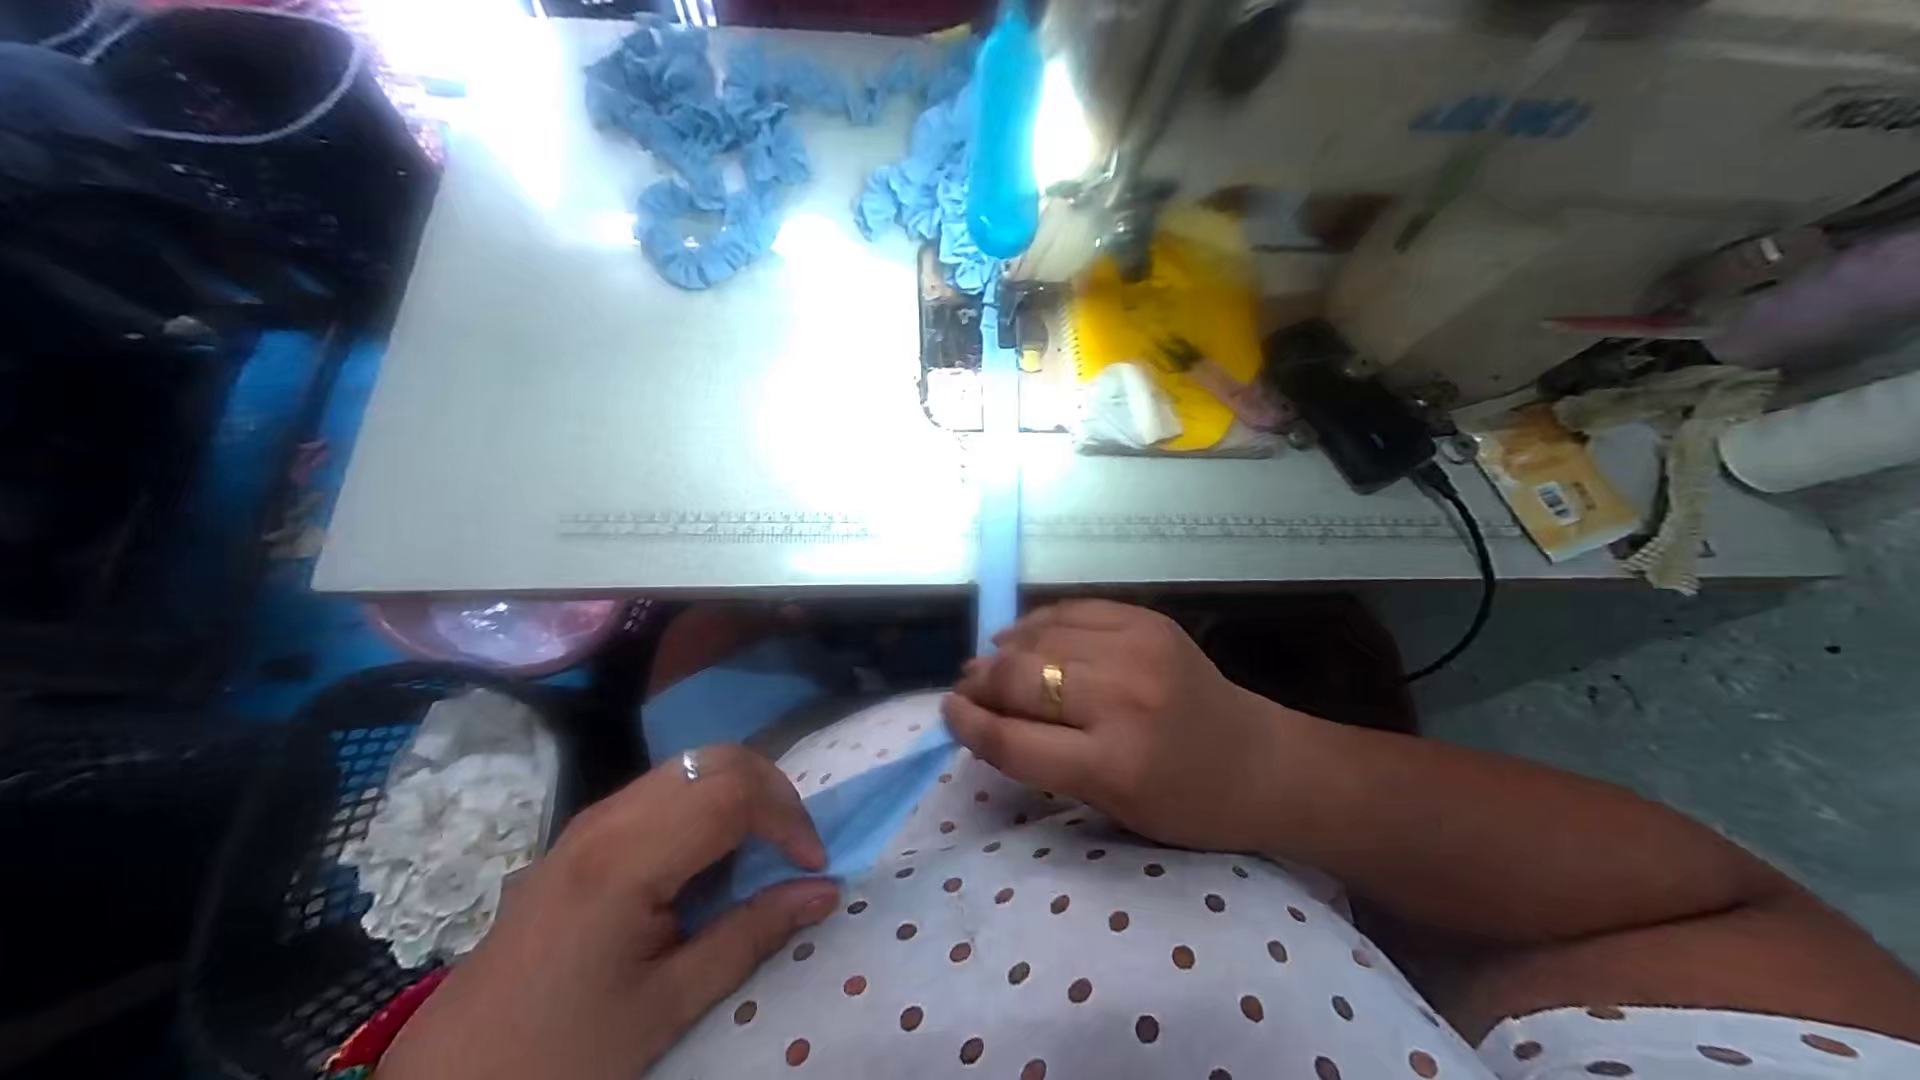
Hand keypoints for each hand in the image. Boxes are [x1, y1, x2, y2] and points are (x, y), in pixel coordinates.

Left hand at [380, 745, 837, 1079]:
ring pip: (692, 764)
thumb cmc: (563, 1052)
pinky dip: (709, 803)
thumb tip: (825, 892)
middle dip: (773, 791)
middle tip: (795, 848)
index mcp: (626, 857)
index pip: (733, 794)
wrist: (451, 1079)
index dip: (788, 818)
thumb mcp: (667, 1004)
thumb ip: (752, 935)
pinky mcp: (586, 831)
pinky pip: (666, 789)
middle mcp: (609, 817)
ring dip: (742, 792)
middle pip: (717, 760)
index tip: (813, 866)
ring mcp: (592, 818)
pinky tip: (711, 856)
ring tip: (762, 850)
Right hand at [945, 600, 1303, 852]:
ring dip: (1003, 650)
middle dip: (979, 684)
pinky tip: (1024, 635)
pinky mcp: (1149, 621)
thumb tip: (981, 713)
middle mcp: (1123, 700)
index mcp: (1114, 765)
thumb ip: (1041, 761)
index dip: (968, 725)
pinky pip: (1073, 610)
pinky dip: (1039, 623)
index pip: (1011, 740)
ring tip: (988, 661)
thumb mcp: (1110, 805)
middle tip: (963, 688)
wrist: (1263, 762)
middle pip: (1019, 679)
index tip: (948, 713)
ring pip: (1040, 636)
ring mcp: (1138, 650)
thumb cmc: (1185, 805)